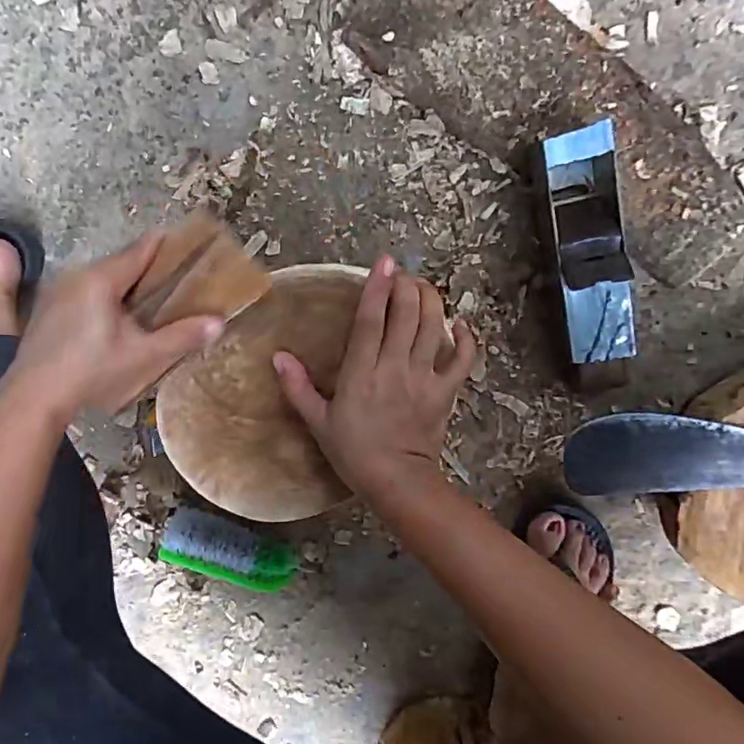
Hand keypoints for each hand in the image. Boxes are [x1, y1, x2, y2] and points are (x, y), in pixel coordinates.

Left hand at [1, 231, 225, 420]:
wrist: (33, 395)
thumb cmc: (90, 372)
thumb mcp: (141, 355)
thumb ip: (180, 337)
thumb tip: (217, 323)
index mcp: (100, 280)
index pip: (139, 251)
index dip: (165, 246)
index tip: (185, 244)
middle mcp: (76, 276)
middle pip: (119, 264)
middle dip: (146, 271)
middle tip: (172, 282)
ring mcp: (57, 292)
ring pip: (98, 279)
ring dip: (122, 287)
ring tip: (146, 303)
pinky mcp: (47, 310)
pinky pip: (82, 293)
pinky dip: (101, 299)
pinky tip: (111, 322)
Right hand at [272, 256, 476, 496]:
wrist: (396, 480)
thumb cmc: (352, 451)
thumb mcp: (316, 420)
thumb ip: (297, 386)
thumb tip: (277, 356)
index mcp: (361, 373)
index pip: (370, 321)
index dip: (376, 289)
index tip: (383, 263)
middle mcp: (395, 367)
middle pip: (406, 315)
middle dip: (407, 287)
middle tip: (401, 274)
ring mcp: (424, 377)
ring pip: (434, 328)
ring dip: (431, 301)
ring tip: (422, 287)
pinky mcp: (446, 391)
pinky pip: (463, 358)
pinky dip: (466, 337)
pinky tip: (459, 323)